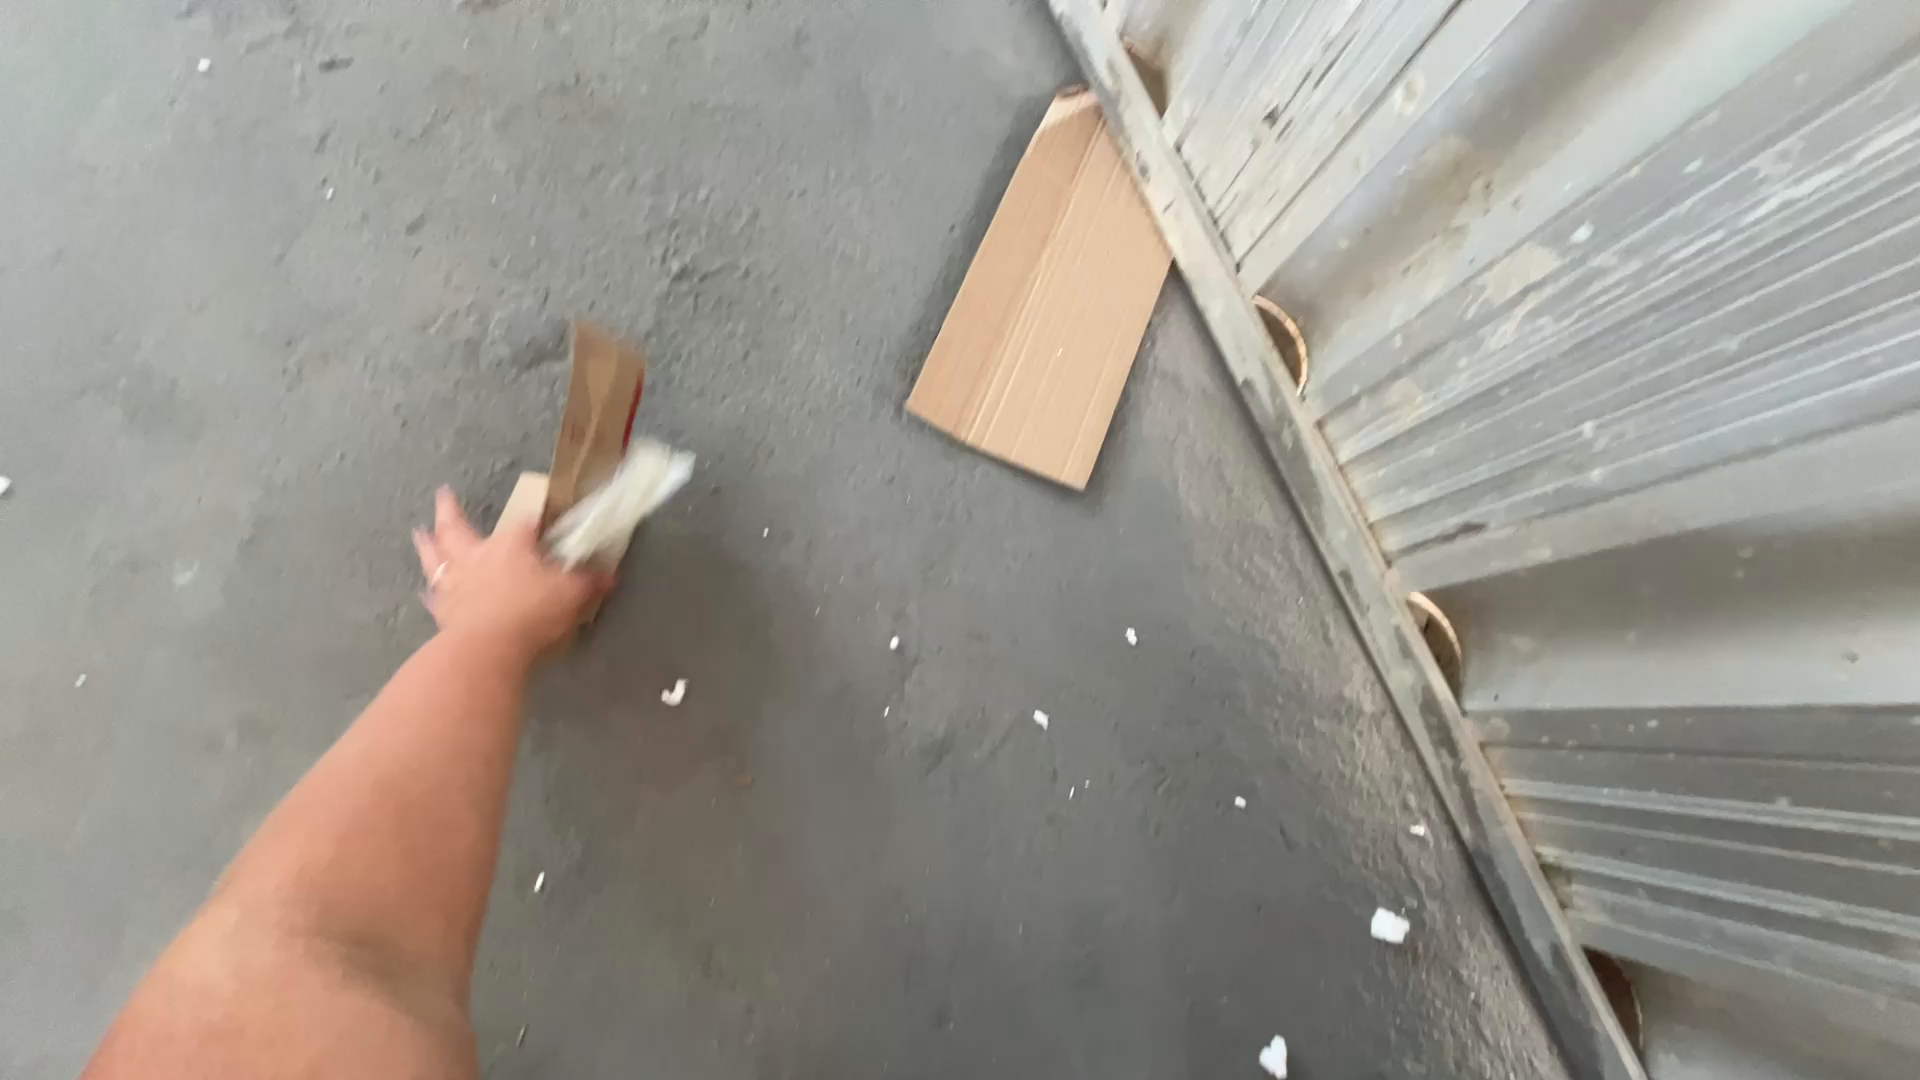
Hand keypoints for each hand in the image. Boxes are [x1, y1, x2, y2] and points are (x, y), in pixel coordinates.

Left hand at [411, 487, 612, 659]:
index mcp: (511, 544)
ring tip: (420, 531)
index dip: (536, 519)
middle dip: (451, 509)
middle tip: (443, 493)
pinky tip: (428, 590)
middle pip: (459, 527)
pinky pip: (434, 595)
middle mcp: (477, 555)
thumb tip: (611, 575)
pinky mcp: (443, 608)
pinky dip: (431, 590)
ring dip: (428, 543)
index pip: (525, 523)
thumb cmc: (533, 610)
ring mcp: (455, 581)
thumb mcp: (573, 593)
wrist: (489, 646)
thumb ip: (591, 582)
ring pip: (436, 555)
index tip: (541, 517)